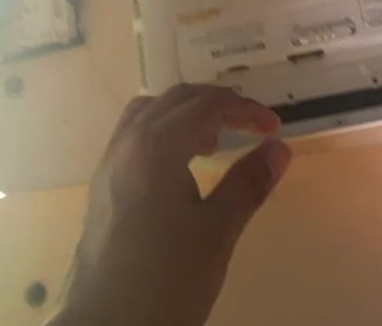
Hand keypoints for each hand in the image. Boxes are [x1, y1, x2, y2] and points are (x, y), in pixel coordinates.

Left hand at [53, 85, 291, 325]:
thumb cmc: (165, 281)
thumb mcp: (216, 233)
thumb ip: (248, 184)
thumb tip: (279, 149)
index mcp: (156, 146)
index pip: (207, 106)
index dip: (245, 110)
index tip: (274, 129)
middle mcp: (128, 142)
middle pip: (177, 99)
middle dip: (218, 104)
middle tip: (251, 127)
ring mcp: (110, 162)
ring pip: (151, 111)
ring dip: (187, 114)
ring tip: (214, 141)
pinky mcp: (102, 185)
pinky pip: (135, 134)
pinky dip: (164, 131)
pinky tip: (179, 165)